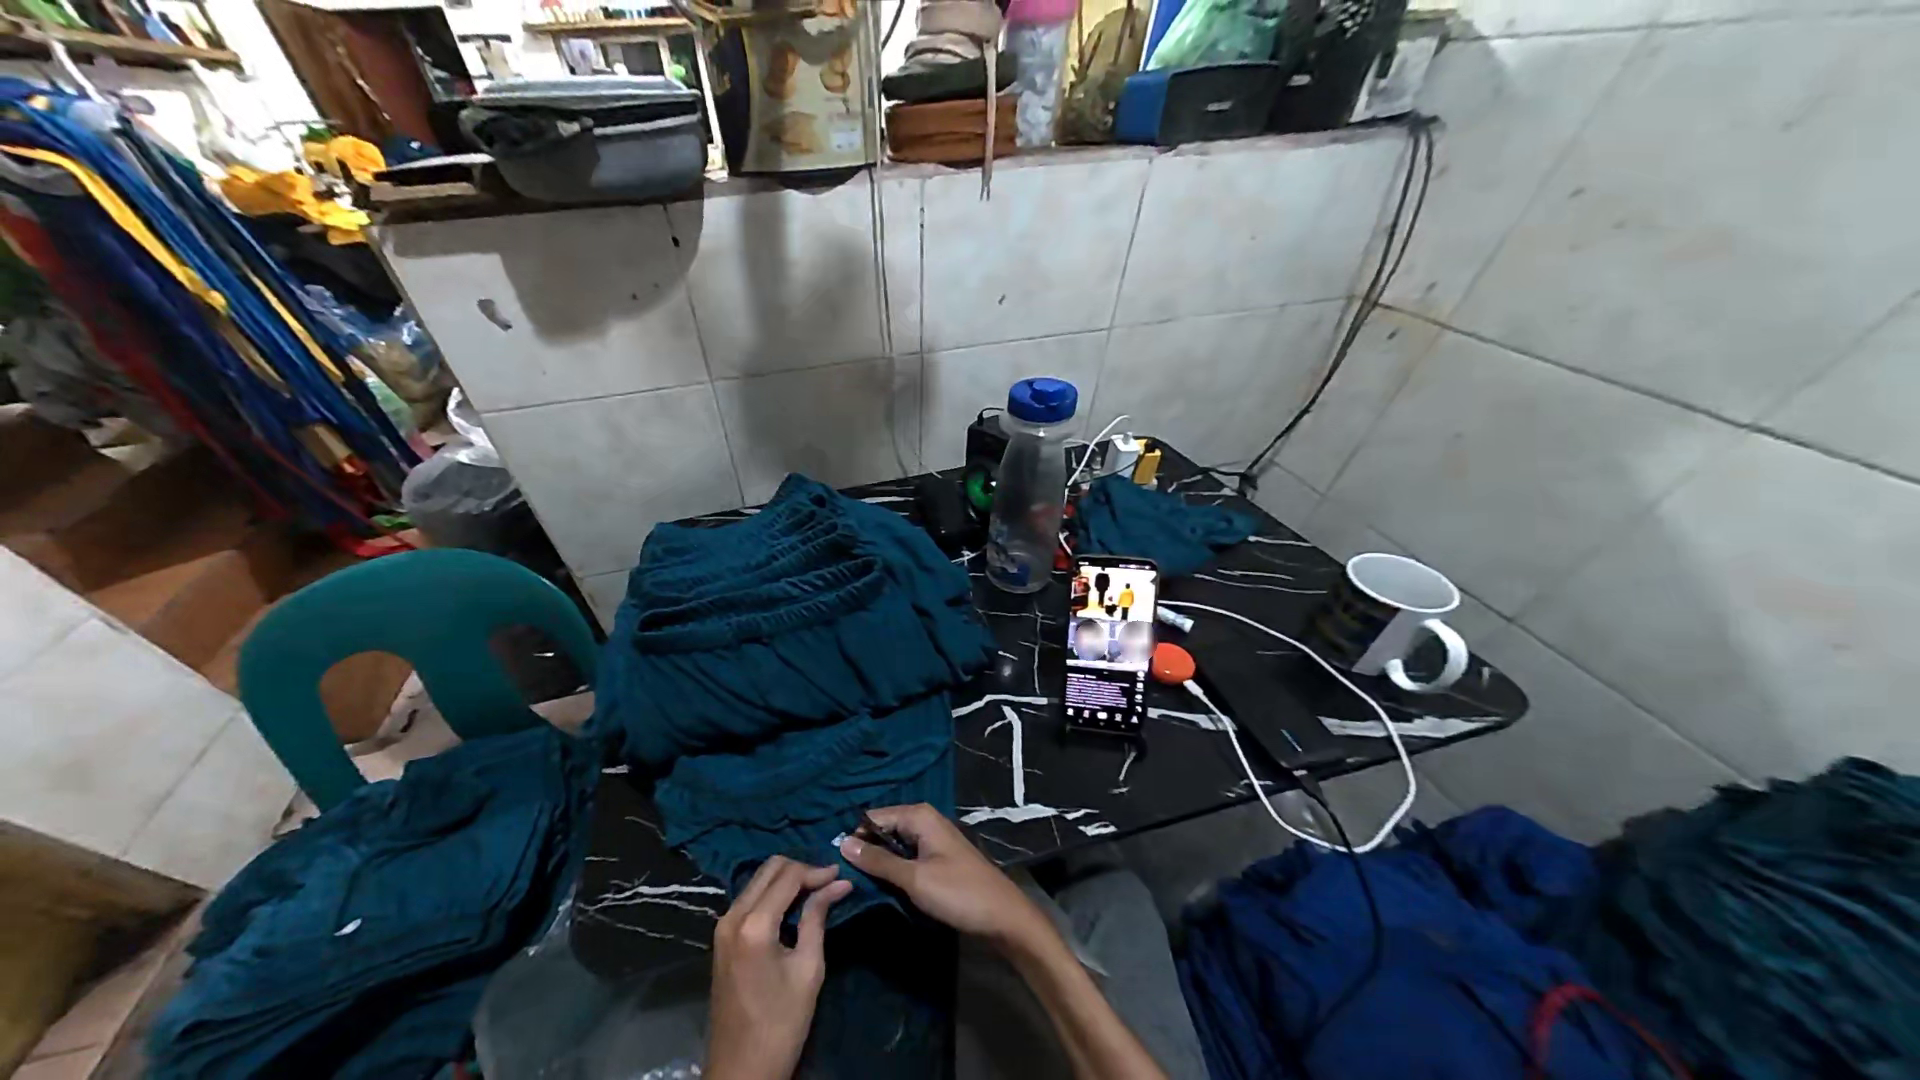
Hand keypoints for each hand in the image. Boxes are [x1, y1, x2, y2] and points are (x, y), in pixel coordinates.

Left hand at [705, 857, 853, 1079]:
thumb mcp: (808, 968)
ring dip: (787, 879)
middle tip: (829, 882)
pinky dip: (773, 893)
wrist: (740, 1070)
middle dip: (801, 869)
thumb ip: (818, 917)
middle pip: (769, 868)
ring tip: (817, 891)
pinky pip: (750, 897)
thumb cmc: (781, 1024)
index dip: (817, 871)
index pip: (788, 875)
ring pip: (758, 880)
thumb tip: (839, 883)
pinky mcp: (722, 937)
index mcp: (754, 925)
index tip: (842, 876)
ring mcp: (722, 926)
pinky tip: (794, 905)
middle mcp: (732, 917)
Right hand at [840, 803, 1051, 951]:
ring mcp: (931, 840)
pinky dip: (893, 868)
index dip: (853, 836)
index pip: (873, 817)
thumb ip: (879, 860)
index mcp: (919, 816)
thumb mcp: (914, 879)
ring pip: (893, 845)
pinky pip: (905, 856)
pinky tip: (881, 885)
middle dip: (864, 848)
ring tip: (855, 882)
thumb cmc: (958, 893)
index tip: (832, 861)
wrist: (1002, 916)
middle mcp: (924, 821)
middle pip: (883, 829)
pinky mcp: (936, 859)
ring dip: (878, 861)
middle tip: (841, 875)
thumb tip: (844, 844)